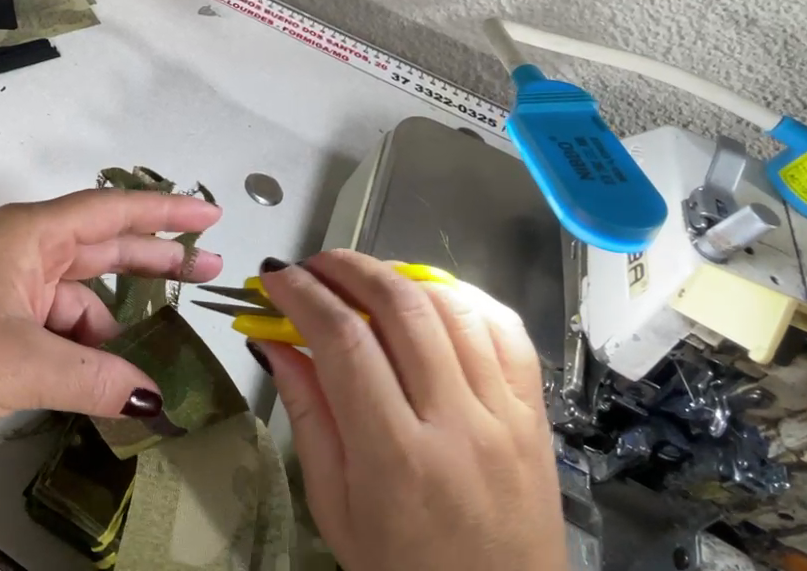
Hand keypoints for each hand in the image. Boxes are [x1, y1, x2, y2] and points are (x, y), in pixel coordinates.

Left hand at [0, 189, 223, 452]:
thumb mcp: (22, 363)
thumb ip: (96, 378)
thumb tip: (154, 399)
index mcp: (25, 234)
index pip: (108, 210)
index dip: (163, 211)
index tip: (209, 215)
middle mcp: (17, 250)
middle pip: (100, 246)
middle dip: (154, 259)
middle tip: (209, 268)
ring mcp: (3, 287)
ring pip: (76, 297)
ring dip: (108, 328)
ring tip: (137, 367)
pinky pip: (53, 328)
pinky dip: (78, 350)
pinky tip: (95, 382)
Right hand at [254, 252, 565, 570]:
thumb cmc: (401, 569)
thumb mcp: (333, 504)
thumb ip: (307, 413)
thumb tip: (271, 341)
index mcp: (396, 456)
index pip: (343, 341)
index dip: (302, 294)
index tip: (273, 276)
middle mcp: (457, 423)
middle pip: (400, 306)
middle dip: (345, 268)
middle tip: (311, 266)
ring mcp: (505, 414)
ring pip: (452, 305)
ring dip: (396, 275)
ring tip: (361, 280)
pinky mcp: (536, 413)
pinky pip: (505, 329)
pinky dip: (460, 296)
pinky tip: (426, 299)